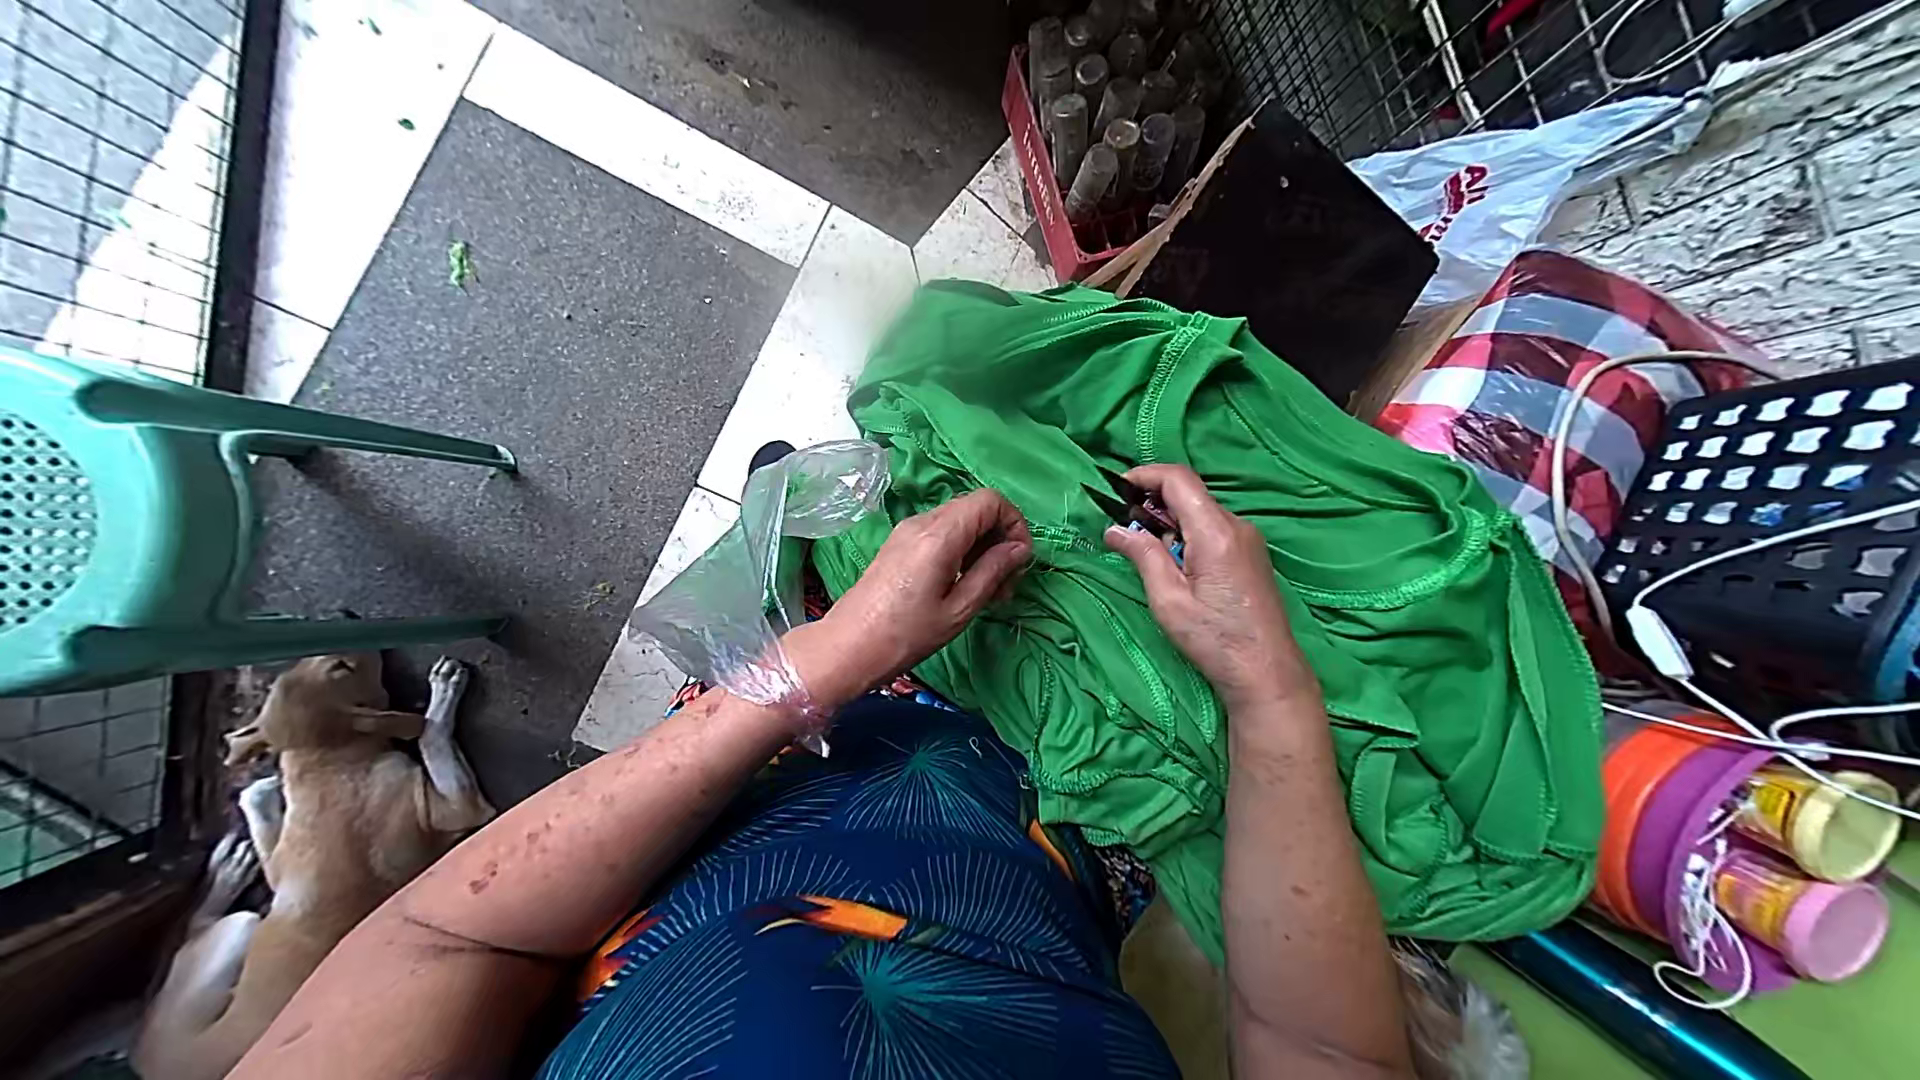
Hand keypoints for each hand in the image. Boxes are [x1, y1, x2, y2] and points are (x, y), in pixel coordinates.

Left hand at [783, 489, 1031, 708]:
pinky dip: (962, 551)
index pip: (991, 501)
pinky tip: (962, 585)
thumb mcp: (959, 609)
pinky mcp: (900, 543)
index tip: (1020, 560)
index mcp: (939, 534)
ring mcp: (908, 530)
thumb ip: (993, 571)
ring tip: (988, 591)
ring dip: (982, 547)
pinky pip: (941, 533)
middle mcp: (922, 522)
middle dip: (1000, 539)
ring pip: (960, 521)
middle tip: (1006, 584)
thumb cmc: (905, 635)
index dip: (1014, 523)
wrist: (848, 647)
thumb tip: (1020, 549)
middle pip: (976, 508)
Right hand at [1103, 465, 1317, 711]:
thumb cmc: (1214, 639)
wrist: (1267, 671)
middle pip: (1188, 494)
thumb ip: (1142, 555)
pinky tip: (1174, 563)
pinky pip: (1212, 528)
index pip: (1178, 479)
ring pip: (1199, 511)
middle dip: (1151, 502)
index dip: (1144, 475)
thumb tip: (1114, 528)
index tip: (1116, 490)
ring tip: (1146, 551)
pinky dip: (1186, 533)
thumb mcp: (1168, 599)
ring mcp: (1248, 538)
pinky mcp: (1250, 553)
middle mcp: (1237, 526)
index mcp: (1216, 532)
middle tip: (1124, 528)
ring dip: (1168, 521)